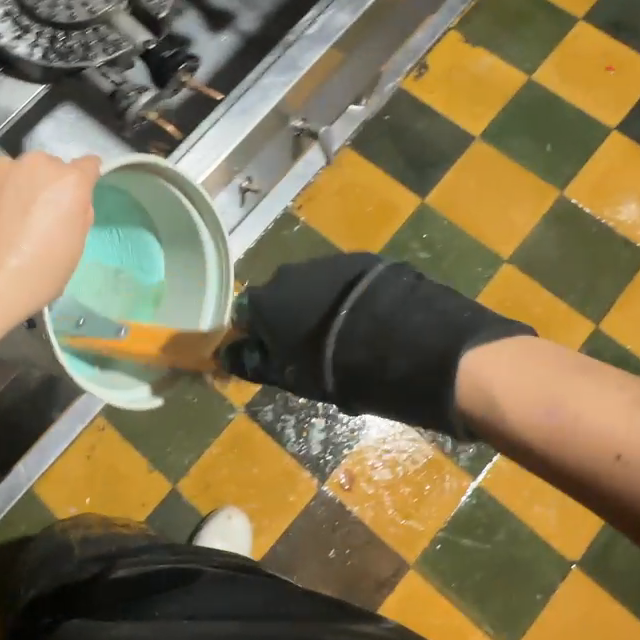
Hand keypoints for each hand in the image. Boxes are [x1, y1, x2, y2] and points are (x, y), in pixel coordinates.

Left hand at [0, 151, 100, 332]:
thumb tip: (70, 201)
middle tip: (30, 217)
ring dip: (12, 186)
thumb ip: (77, 213)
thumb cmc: (35, 276)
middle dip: (43, 185)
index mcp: (69, 182)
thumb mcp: (74, 249)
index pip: (87, 165)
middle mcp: (36, 163)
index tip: (71, 197)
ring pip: (12, 171)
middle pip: (46, 167)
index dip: (81, 181)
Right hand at [220, 255, 533, 435]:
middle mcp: (291, 273)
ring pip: (314, 286)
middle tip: (310, 353)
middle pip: (280, 296)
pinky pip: (347, 282)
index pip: (246, 316)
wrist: (413, 344)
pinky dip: (351, 301)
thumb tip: (226, 358)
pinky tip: (372, 325)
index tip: (272, 358)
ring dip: (322, 308)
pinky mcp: (367, 261)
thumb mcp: (295, 378)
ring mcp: (331, 262)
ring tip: (346, 340)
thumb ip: (257, 364)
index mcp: (266, 301)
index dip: (257, 338)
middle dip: (290, 320)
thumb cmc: (342, 370)